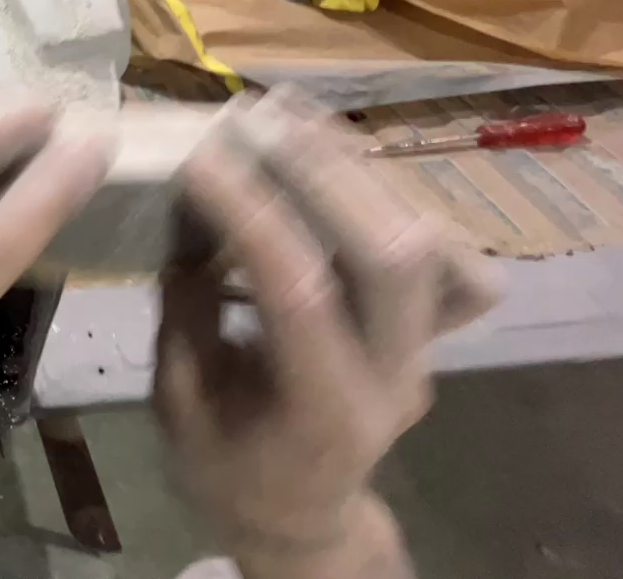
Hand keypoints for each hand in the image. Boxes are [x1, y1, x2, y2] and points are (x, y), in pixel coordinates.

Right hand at [153, 92, 498, 578]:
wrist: (297, 509)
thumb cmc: (224, 466)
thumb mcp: (178, 402)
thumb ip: (187, 312)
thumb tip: (182, 221)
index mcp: (323, 410)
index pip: (299, 293)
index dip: (248, 215)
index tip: (195, 157)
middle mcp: (396, 375)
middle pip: (393, 258)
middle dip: (320, 173)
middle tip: (249, 117)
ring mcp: (426, 349)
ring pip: (433, 245)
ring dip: (355, 167)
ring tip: (284, 112)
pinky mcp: (428, 327)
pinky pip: (444, 253)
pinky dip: (388, 192)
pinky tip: (328, 153)